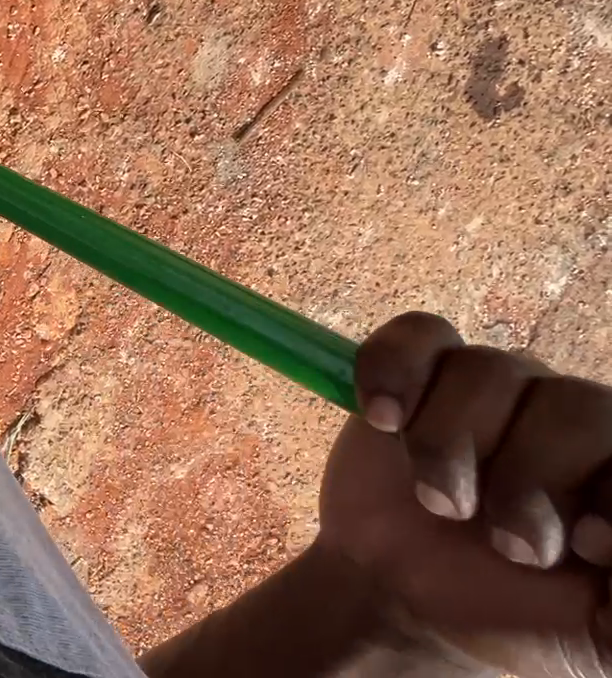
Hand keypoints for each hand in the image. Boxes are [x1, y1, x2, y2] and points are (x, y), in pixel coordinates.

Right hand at [315, 311, 611, 675]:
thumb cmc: (517, 619)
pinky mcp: (411, 375)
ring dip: (449, 443)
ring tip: (435, 498)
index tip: (584, 548)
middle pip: (575, 404)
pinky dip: (393, 370)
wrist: (403, 595)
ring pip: (490, 369)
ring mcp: (494, 394)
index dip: (610, 487)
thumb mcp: (606, 636)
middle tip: (506, 541)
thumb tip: (608, 539)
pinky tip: (382, 419)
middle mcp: (577, 427)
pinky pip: (416, 333)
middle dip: (528, 477)